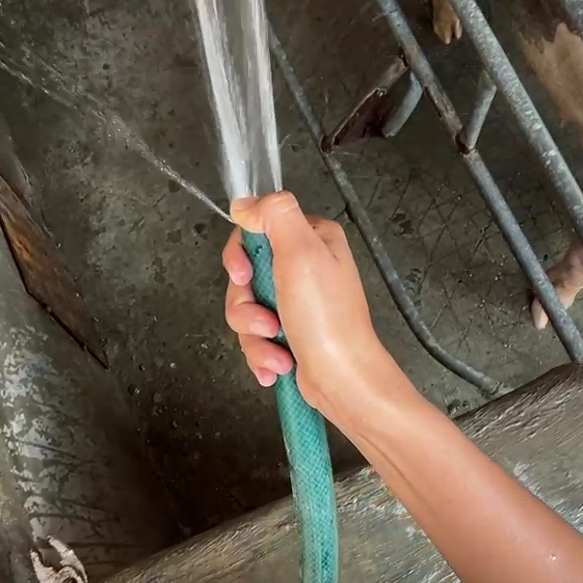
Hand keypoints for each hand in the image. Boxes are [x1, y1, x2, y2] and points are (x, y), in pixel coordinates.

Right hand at [224, 192, 404, 424]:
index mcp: (312, 240)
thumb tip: (246, 203)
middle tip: (266, 322)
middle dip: (246, 307)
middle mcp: (303, 268)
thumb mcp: (302, 254)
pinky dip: (261, 354)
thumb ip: (275, 215)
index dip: (240, 257)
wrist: (342, 379)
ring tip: (276, 350)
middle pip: (244, 276)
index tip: (243, 276)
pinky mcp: (287, 333)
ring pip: (245, 311)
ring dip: (254, 336)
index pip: (256, 231)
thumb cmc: (327, 320)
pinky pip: (254, 338)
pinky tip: (277, 366)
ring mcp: (294, 303)